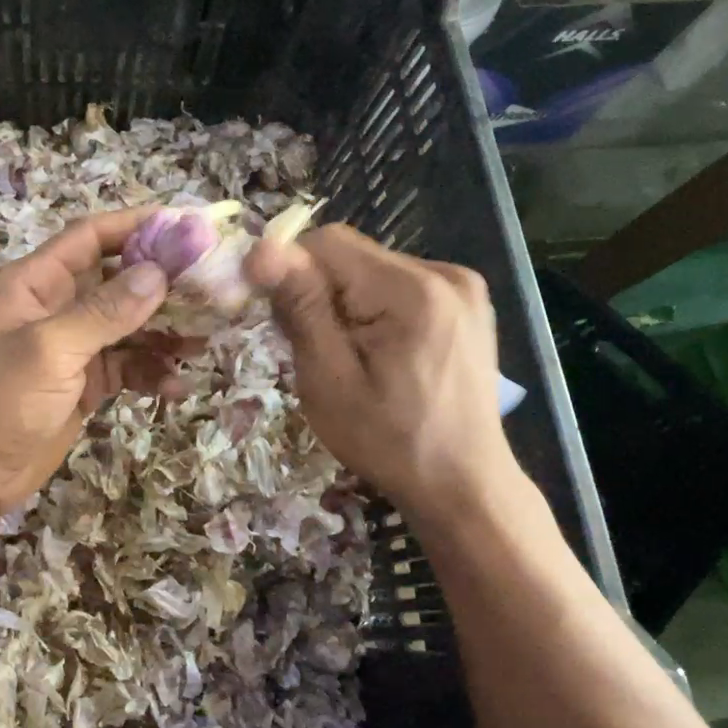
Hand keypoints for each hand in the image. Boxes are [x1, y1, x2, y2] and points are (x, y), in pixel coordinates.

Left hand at [0, 207, 183, 513]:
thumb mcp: (50, 350)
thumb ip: (104, 311)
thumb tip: (158, 273)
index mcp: (36, 282)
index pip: (91, 236)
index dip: (137, 226)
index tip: (188, 227)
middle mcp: (56, 305)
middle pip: (118, 279)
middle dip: (164, 284)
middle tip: (214, 290)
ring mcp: (72, 345)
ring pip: (129, 324)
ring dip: (165, 331)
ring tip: (204, 342)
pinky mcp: (84, 382)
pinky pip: (126, 365)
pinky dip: (151, 372)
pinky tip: (176, 387)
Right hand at [245, 225, 516, 515]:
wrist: (464, 485)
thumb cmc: (389, 442)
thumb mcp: (329, 381)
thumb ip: (299, 308)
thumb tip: (260, 249)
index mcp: (413, 291)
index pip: (327, 242)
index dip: (290, 272)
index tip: (280, 320)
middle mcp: (445, 273)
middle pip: (351, 256)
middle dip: (320, 293)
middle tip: (318, 352)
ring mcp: (462, 286)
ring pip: (371, 269)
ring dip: (346, 302)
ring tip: (352, 359)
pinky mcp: (466, 302)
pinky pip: (398, 285)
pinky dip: (374, 309)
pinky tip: (381, 354)